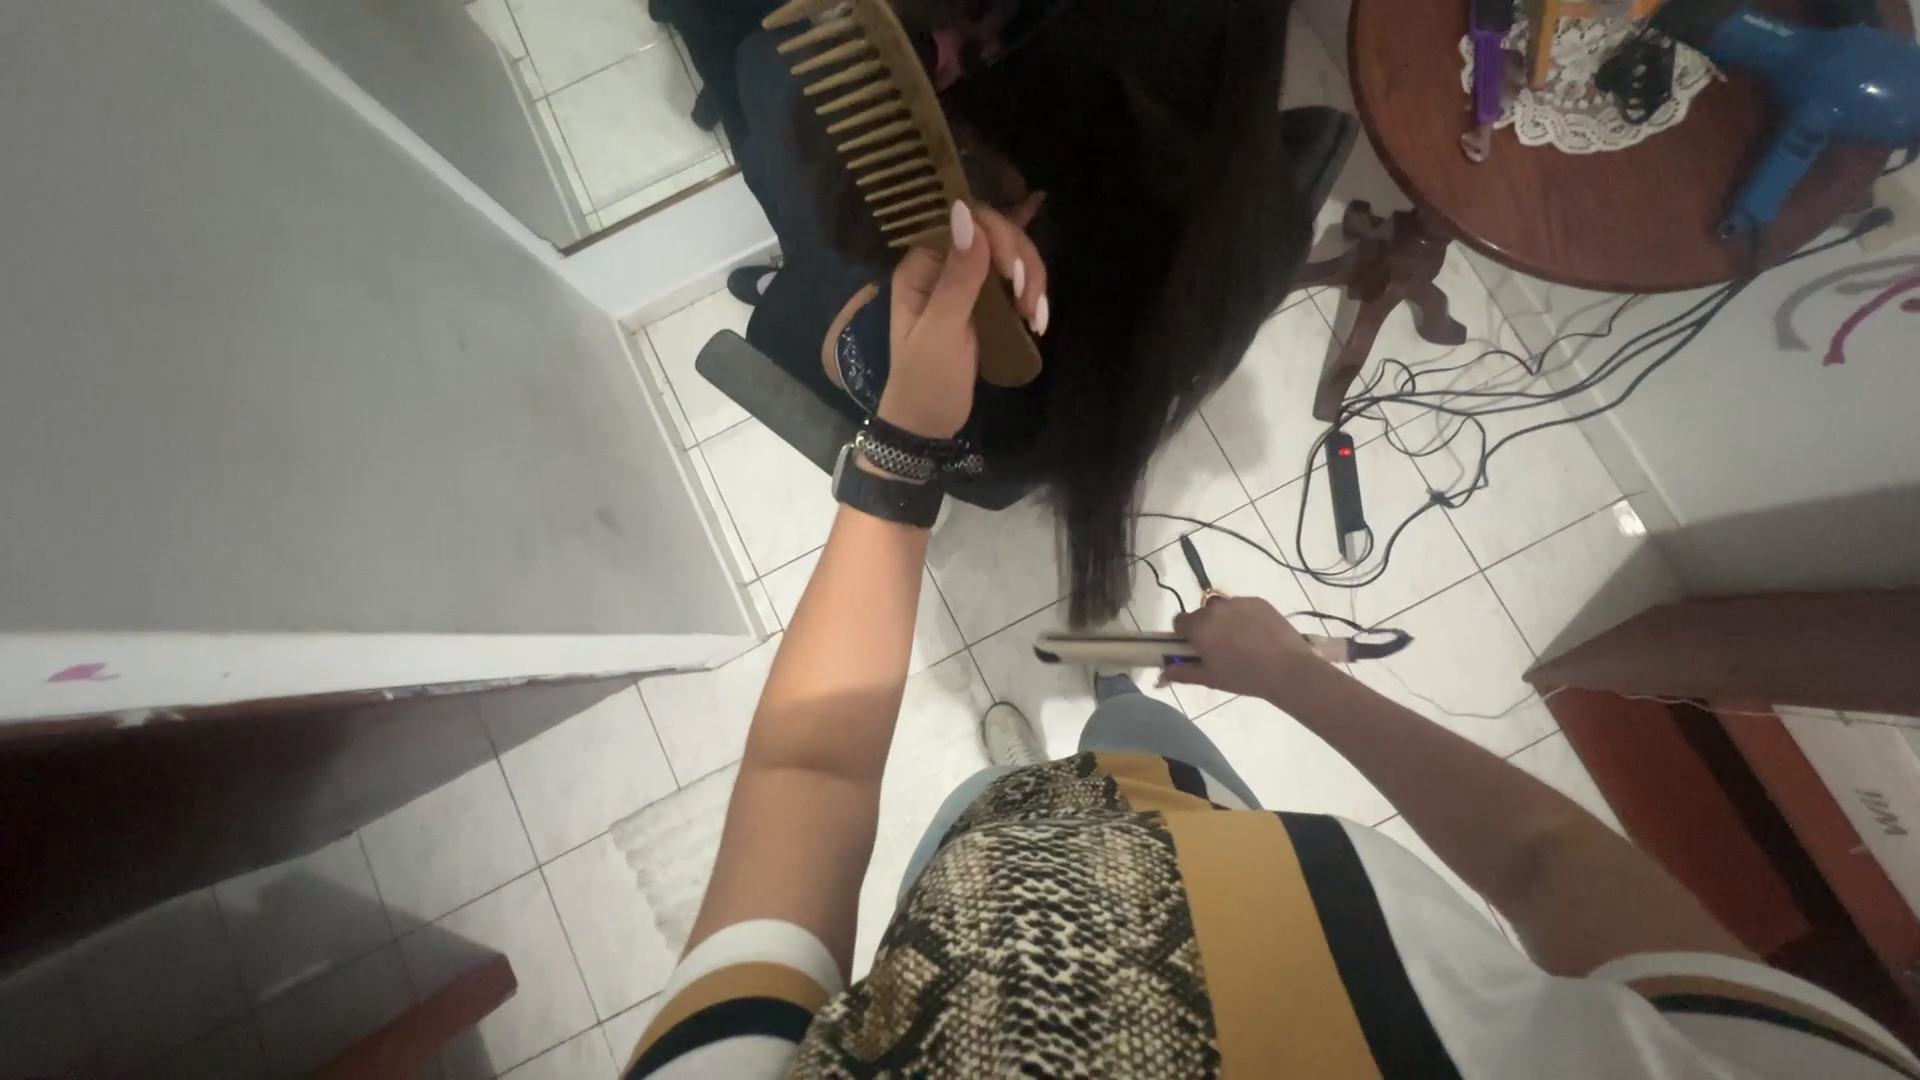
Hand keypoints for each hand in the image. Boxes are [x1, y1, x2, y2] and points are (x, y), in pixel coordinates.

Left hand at [880, 200, 1046, 438]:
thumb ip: (957, 277)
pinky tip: (1037, 320)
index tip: (1011, 273)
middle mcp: (942, 267)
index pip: (964, 222)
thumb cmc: (926, 381)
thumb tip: (966, 213)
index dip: (996, 236)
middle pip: (993, 235)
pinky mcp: (983, 305)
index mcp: (921, 267)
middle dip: (1020, 262)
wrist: (928, 425)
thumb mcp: (941, 332)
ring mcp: (964, 285)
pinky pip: (1013, 284)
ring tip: (1035, 317)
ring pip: (1009, 258)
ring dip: (1031, 280)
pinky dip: (1030, 296)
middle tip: (1029, 302)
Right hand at [1162, 596, 1328, 699]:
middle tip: (1220, 650)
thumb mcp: (1209, 678)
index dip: (1184, 636)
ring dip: (1225, 622)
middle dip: (1205, 628)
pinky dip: (1244, 618)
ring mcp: (1238, 601)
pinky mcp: (1259, 601)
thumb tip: (1161, 674)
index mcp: (1198, 625)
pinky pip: (1243, 607)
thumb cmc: (1243, 676)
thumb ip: (1181, 673)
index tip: (1196, 649)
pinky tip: (1257, 636)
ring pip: (1222, 610)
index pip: (1179, 622)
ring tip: (1242, 644)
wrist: (1288, 670)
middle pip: (1201, 615)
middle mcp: (1215, 607)